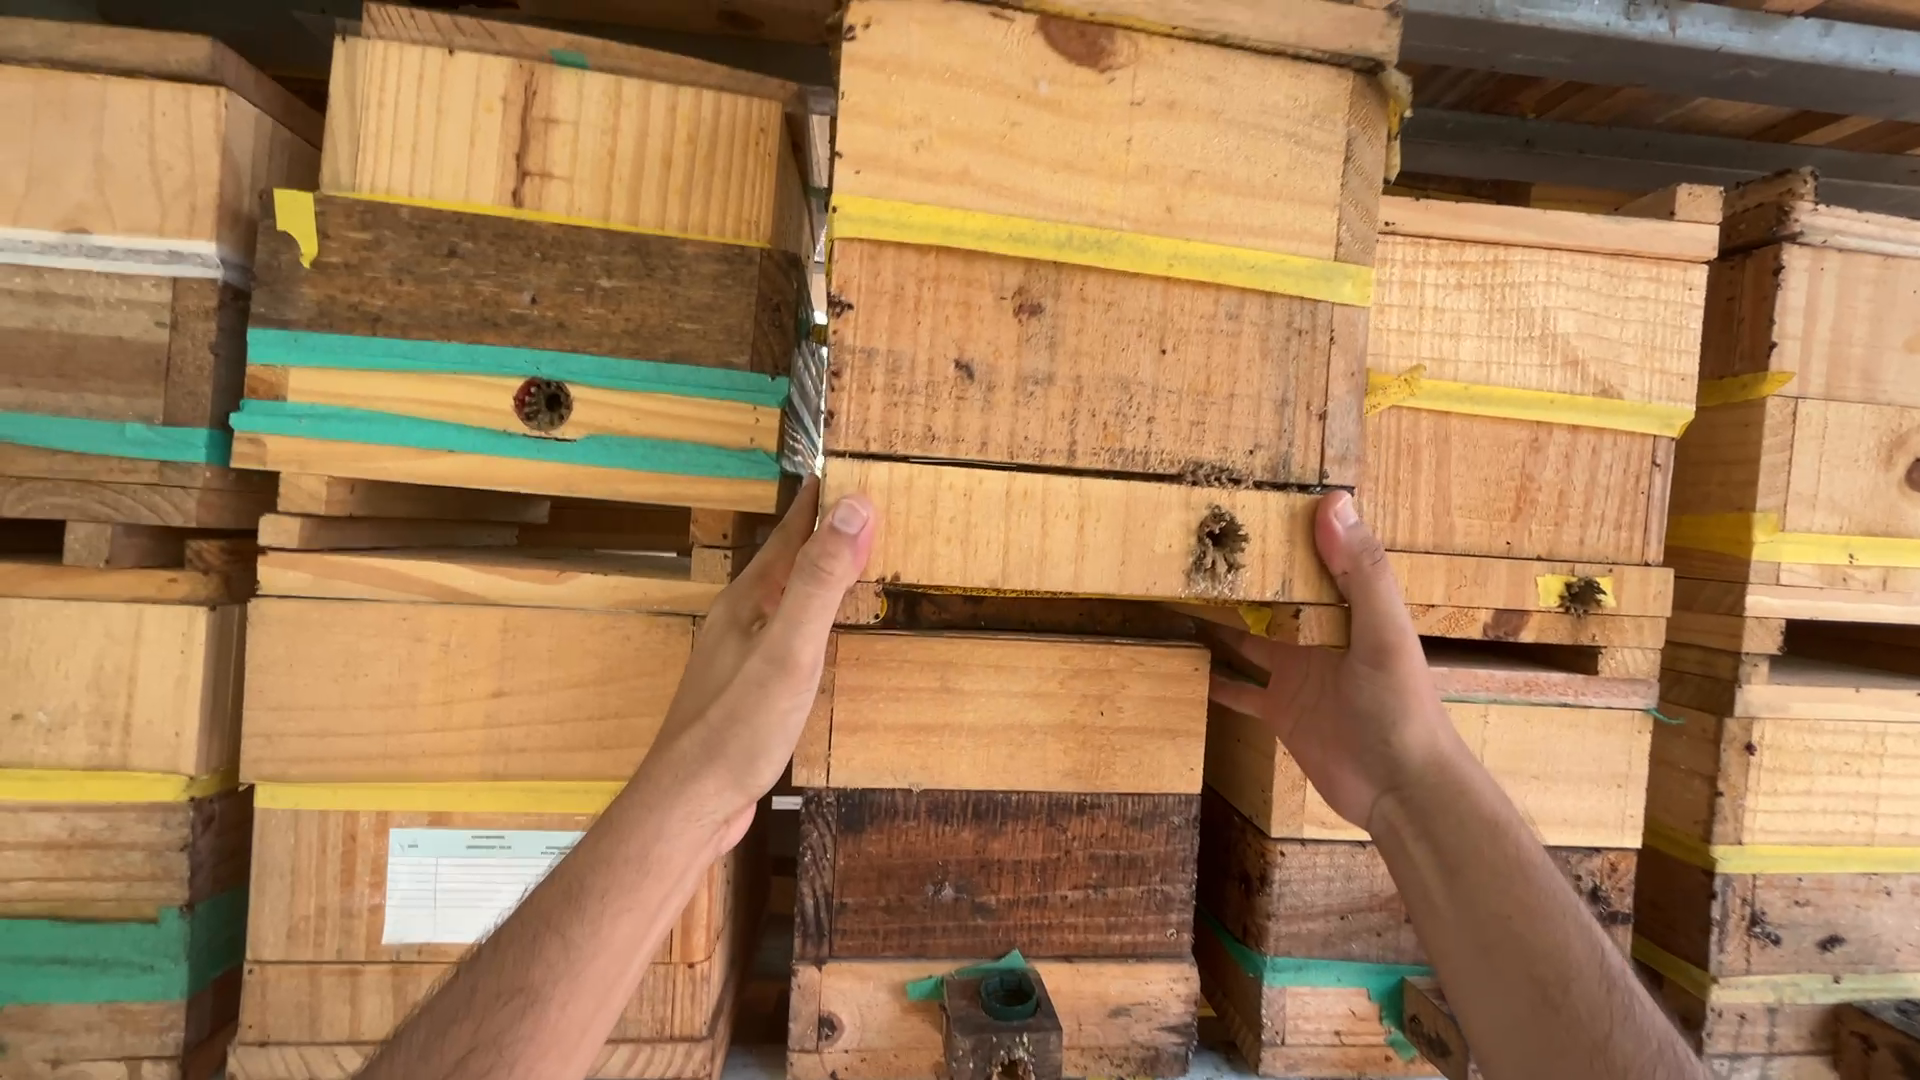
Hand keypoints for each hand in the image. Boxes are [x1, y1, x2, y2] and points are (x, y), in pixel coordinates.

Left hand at [643, 477, 873, 842]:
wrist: (691, 803)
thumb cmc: (740, 724)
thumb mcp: (790, 647)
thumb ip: (821, 579)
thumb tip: (855, 505)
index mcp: (751, 598)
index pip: (791, 533)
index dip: (819, 500)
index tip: (846, 467)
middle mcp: (742, 617)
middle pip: (789, 562)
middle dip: (824, 533)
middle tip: (865, 513)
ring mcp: (740, 653)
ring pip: (787, 599)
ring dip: (818, 575)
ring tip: (851, 564)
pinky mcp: (747, 688)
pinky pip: (788, 634)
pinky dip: (813, 619)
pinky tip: (823, 636)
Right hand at [1206, 490, 1458, 830]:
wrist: (1400, 791)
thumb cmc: (1399, 707)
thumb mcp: (1383, 634)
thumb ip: (1361, 572)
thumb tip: (1334, 501)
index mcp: (1348, 612)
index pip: (1313, 562)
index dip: (1284, 537)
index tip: (1244, 508)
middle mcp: (1319, 638)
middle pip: (1274, 600)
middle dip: (1242, 579)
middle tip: (1192, 553)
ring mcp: (1295, 676)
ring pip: (1248, 641)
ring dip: (1219, 624)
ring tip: (1179, 599)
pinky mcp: (1278, 711)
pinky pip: (1239, 690)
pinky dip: (1214, 678)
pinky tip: (1185, 662)